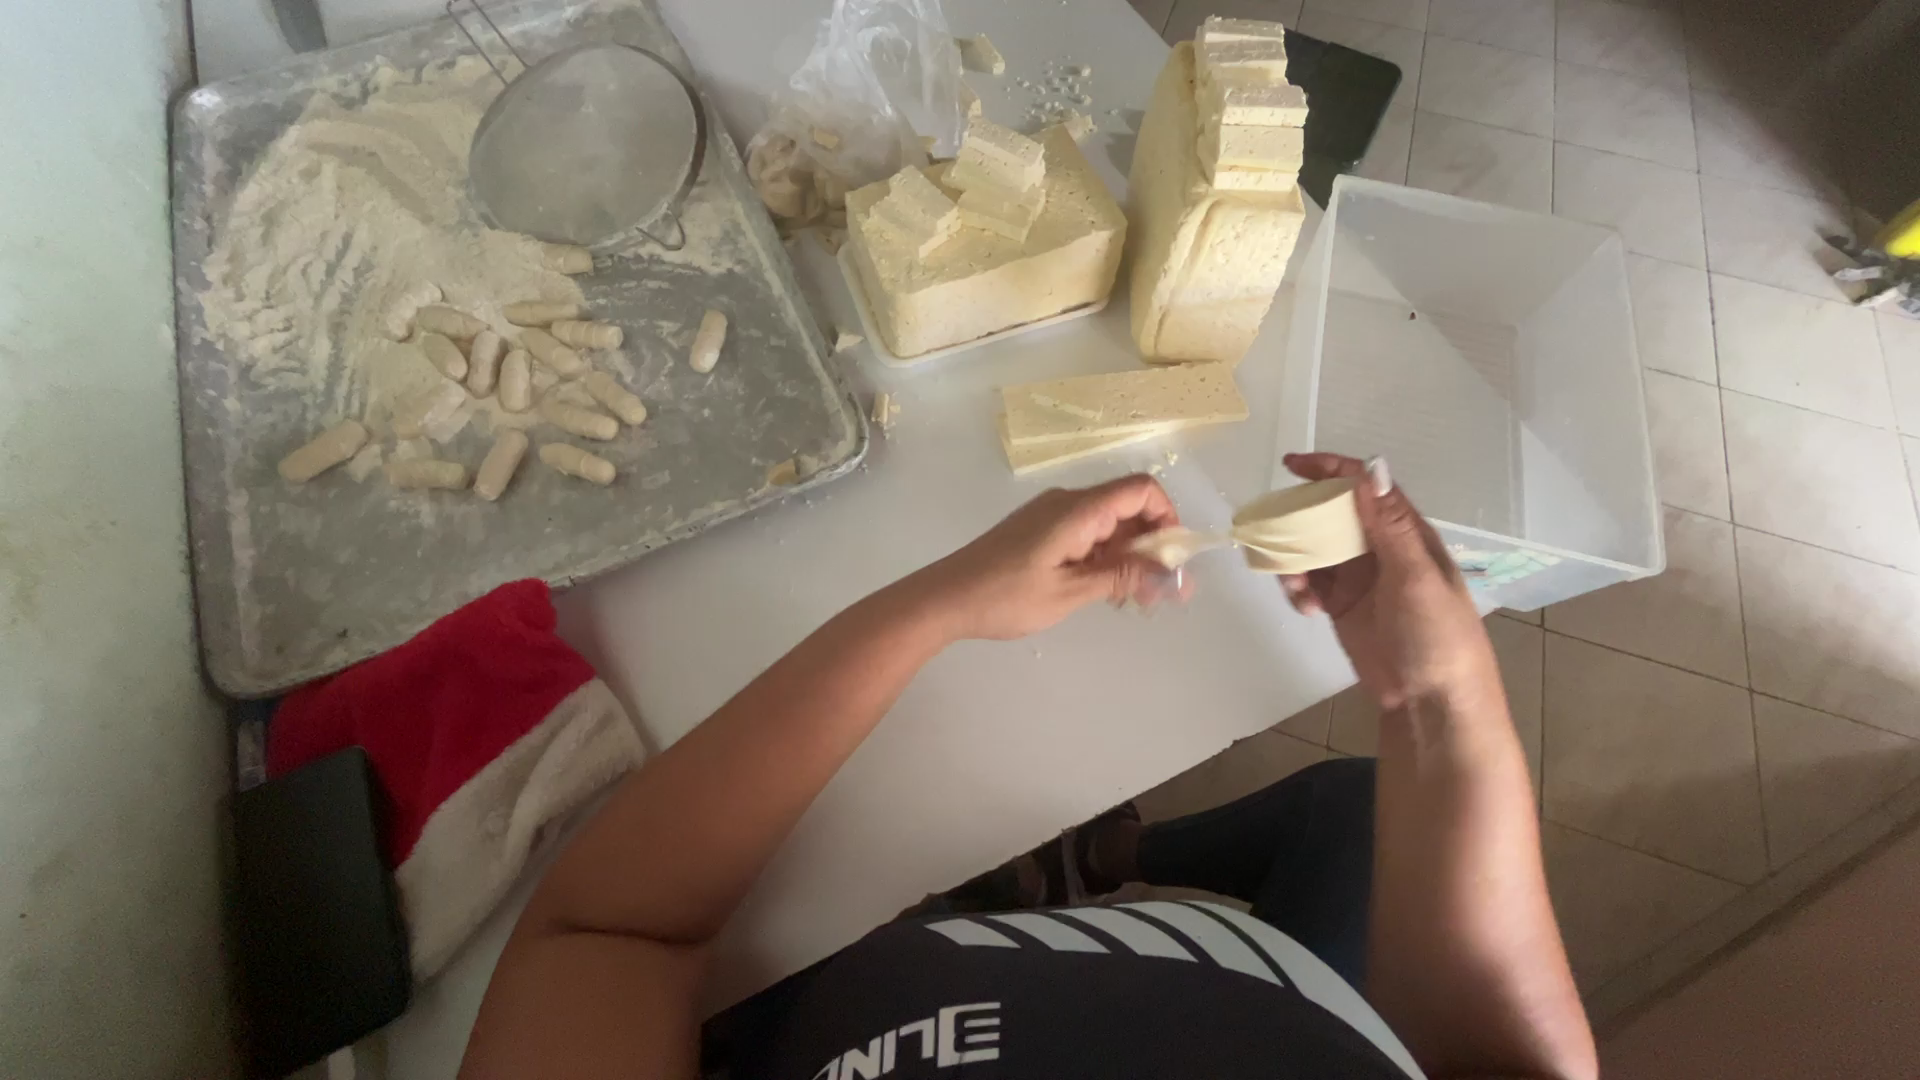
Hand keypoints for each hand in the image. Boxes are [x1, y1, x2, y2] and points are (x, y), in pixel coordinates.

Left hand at [914, 475, 1178, 640]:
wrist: (946, 598)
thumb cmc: (1005, 597)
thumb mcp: (1069, 592)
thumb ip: (1120, 576)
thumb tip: (1169, 569)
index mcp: (1077, 510)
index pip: (1140, 490)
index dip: (1167, 517)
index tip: (1171, 559)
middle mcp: (1067, 503)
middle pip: (1127, 509)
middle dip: (1152, 547)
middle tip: (1163, 594)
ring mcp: (1051, 516)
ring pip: (1107, 525)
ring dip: (1128, 558)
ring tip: (1136, 601)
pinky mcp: (1040, 531)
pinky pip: (1085, 535)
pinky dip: (1104, 558)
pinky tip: (1106, 592)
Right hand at [1279, 454, 1499, 710]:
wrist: (1430, 701)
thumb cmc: (1436, 635)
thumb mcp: (1414, 577)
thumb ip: (1388, 525)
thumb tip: (1370, 466)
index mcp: (1405, 534)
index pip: (1364, 488)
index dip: (1330, 470)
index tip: (1291, 466)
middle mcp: (1379, 549)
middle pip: (1329, 517)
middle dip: (1299, 522)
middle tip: (1272, 530)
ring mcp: (1358, 577)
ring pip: (1312, 550)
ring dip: (1294, 562)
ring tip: (1294, 588)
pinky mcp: (1340, 604)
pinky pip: (1308, 582)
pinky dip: (1297, 590)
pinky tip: (1304, 608)